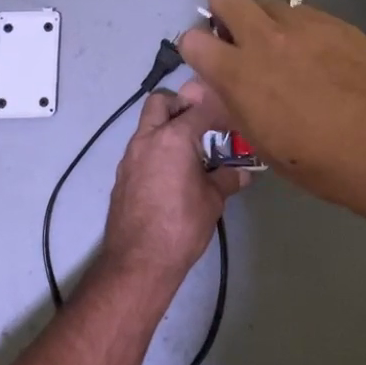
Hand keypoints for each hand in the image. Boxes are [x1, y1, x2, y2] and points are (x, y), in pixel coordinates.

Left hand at [100, 80, 249, 284]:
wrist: (138, 261)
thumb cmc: (182, 225)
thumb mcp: (213, 201)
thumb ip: (227, 179)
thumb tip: (243, 173)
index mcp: (173, 138)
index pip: (199, 109)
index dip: (217, 112)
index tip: (230, 123)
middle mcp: (147, 139)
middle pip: (161, 103)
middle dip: (180, 106)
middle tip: (199, 126)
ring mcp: (130, 157)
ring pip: (146, 126)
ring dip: (166, 130)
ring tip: (188, 154)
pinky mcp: (122, 176)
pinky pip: (139, 150)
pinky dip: (155, 152)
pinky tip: (170, 176)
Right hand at [177, 0, 365, 214]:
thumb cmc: (320, 162)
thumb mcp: (263, 145)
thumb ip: (230, 107)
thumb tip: (207, 88)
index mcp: (239, 73)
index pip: (191, 39)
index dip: (196, 50)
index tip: (210, 63)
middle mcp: (265, 38)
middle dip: (223, 13)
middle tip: (240, 41)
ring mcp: (303, 24)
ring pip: (267, 3)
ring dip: (266, 23)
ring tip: (289, 55)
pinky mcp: (336, 21)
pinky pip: (304, 14)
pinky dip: (302, 31)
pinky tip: (323, 61)